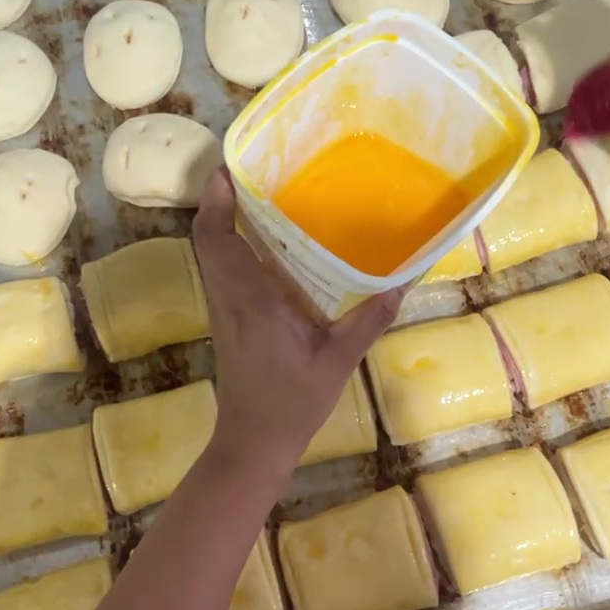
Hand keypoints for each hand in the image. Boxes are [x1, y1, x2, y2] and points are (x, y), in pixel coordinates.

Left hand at [191, 171, 405, 470]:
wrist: (253, 441)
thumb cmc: (292, 402)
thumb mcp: (337, 362)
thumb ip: (367, 321)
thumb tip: (400, 284)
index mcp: (251, 300)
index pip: (217, 239)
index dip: (216, 200)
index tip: (230, 167)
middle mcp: (229, 298)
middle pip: (209, 238)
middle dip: (222, 200)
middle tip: (257, 173)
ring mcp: (224, 311)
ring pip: (214, 255)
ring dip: (227, 223)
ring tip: (265, 200)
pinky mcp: (228, 323)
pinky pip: (224, 273)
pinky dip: (235, 250)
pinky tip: (271, 250)